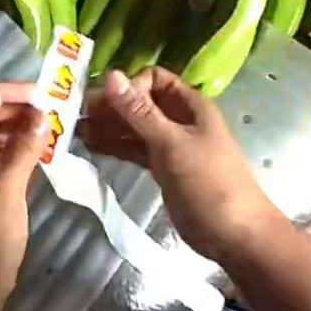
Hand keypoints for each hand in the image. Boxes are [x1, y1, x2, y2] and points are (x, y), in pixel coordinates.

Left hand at [0, 81, 46, 310]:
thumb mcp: (8, 185)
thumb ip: (26, 145)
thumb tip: (45, 113)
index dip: (6, 91)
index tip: (41, 93)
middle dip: (16, 107)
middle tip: (52, 108)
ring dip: (19, 125)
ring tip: (51, 123)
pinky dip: (18, 144)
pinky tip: (42, 144)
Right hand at [79, 68, 285, 265]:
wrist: (236, 236)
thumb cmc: (209, 183)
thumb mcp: (172, 144)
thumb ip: (139, 112)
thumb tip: (110, 74)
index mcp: (189, 105)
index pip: (153, 79)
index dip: (129, 86)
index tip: (103, 101)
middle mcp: (179, 120)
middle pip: (140, 103)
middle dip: (111, 106)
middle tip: (76, 114)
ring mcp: (171, 145)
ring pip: (134, 128)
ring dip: (108, 127)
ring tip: (75, 129)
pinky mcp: (163, 169)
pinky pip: (135, 150)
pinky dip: (116, 147)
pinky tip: (91, 146)